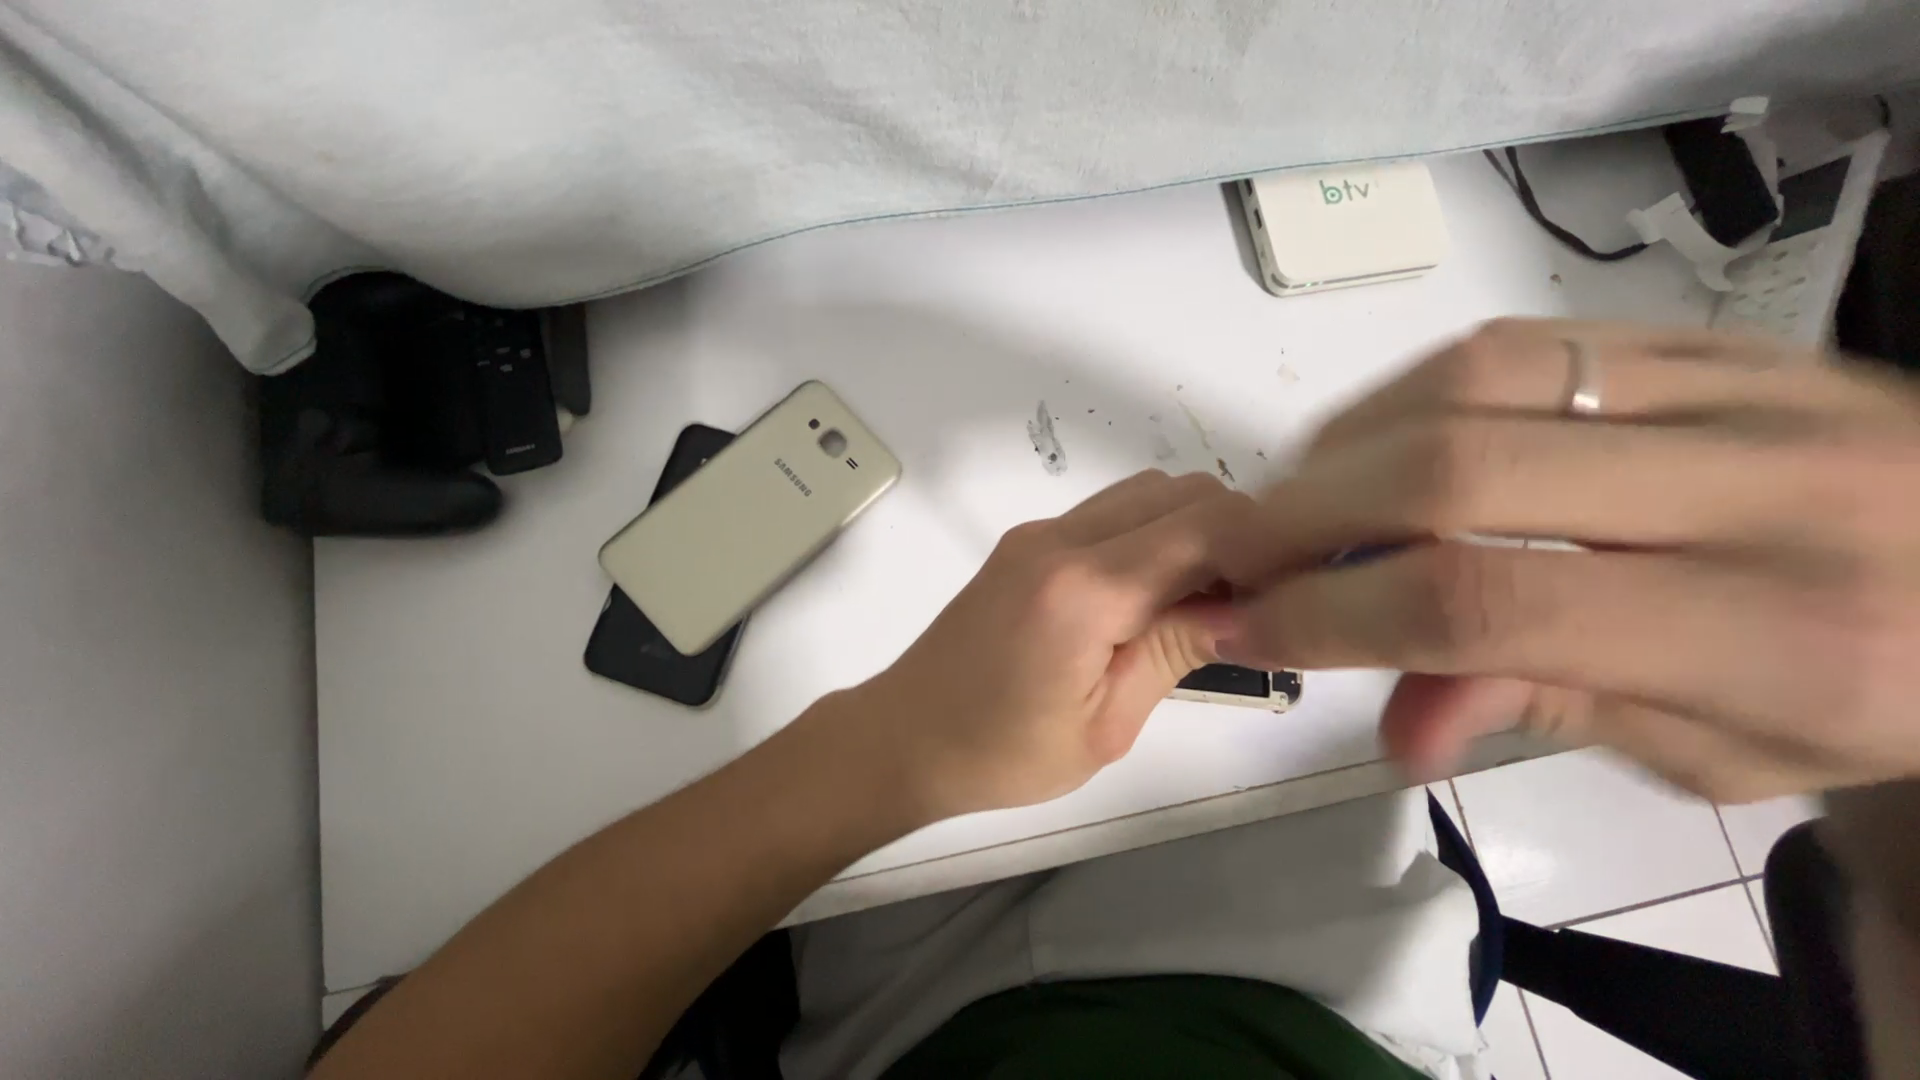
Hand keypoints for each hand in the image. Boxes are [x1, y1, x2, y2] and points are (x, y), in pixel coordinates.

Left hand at [850, 469, 1247, 819]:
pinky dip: (1153, 534)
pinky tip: (1156, 595)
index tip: (1297, 593)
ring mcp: (1039, 533)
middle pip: (1184, 491)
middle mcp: (1060, 539)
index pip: (1207, 525)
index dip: (1270, 547)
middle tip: (1253, 604)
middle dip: (1238, 534)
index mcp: (1084, 590)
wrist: (905, 735)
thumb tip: (1251, 609)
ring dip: (1194, 530)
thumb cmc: (1002, 753)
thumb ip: (1177, 650)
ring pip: (1148, 492)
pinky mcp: (1028, 542)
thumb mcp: (1106, 725)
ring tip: (1206, 604)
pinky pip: (1111, 512)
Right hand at [1217, 317, 1919, 802]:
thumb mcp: (1707, 753)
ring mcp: (1741, 385)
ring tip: (1297, 501)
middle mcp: (1769, 485)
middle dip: (1309, 517)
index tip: (1248, 625)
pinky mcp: (1709, 336)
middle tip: (1245, 556)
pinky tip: (1370, 446)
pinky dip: (1404, 395)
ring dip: (1344, 446)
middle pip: (1458, 470)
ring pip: (1473, 380)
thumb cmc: (1863, 698)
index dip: (1334, 615)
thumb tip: (1392, 728)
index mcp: (1786, 634)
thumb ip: (1531, 712)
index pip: (1491, 603)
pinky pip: (1514, 341)